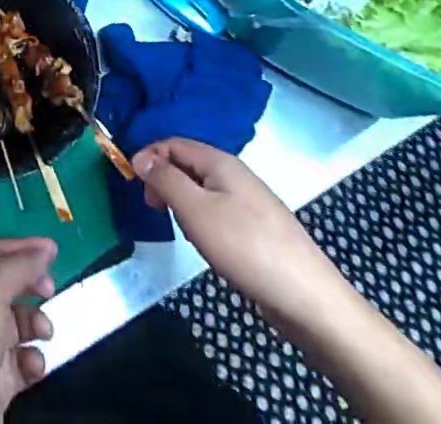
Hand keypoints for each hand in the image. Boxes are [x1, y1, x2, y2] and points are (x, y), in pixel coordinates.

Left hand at [0, 238, 56, 423]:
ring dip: (37, 325)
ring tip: (42, 334)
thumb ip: (19, 266)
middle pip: (11, 286)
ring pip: (21, 324)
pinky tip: (31, 367)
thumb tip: (45, 248)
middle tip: (50, 292)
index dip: (24, 248)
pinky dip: (33, 361)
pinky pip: (24, 361)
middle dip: (33, 287)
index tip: (55, 250)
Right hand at [132, 139, 346, 323]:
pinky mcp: (257, 226)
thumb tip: (142, 156)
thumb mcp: (194, 209)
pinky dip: (200, 216)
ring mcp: (249, 200)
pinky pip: (217, 207)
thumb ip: (165, 178)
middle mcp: (235, 174)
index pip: (172, 143)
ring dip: (180, 199)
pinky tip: (204, 240)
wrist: (307, 298)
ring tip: (177, 225)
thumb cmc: (244, 246)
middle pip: (187, 163)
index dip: (148, 156)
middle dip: (163, 178)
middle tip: (152, 207)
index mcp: (220, 162)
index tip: (133, 183)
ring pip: (201, 187)